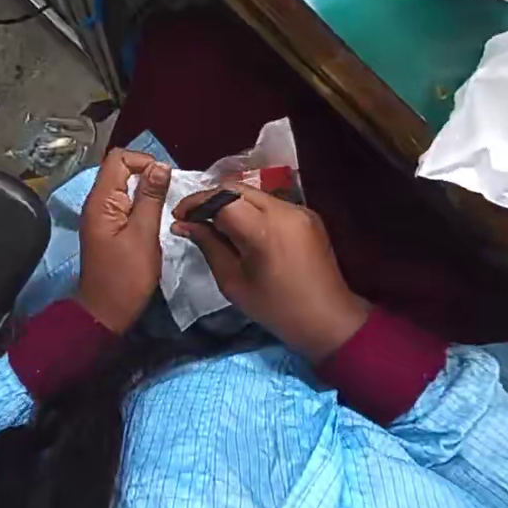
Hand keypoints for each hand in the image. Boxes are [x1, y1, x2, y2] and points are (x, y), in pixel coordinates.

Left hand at [76, 149, 171, 333]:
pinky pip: (126, 204)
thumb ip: (151, 198)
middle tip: (169, 194)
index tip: (165, 180)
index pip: (118, 158)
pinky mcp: (109, 228)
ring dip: (147, 191)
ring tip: (165, 206)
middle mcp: (97, 203)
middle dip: (148, 175)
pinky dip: (142, 205)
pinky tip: (155, 218)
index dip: (144, 161)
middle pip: (121, 170)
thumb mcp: (143, 235)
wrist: (107, 312)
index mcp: (101, 201)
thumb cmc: (126, 277)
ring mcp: (102, 216)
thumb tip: (161, 166)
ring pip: (125, 187)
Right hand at [172, 187, 368, 360]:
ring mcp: (299, 210)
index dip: (196, 203)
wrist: (328, 319)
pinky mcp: (308, 215)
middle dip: (210, 199)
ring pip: (254, 193)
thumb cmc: (276, 308)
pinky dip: (251, 210)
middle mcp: (284, 210)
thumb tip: (183, 225)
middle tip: (192, 219)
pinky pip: (271, 203)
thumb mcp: (233, 282)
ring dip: (230, 203)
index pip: (221, 198)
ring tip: (214, 225)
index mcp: (263, 229)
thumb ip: (208, 246)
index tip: (179, 215)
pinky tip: (242, 230)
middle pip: (236, 188)